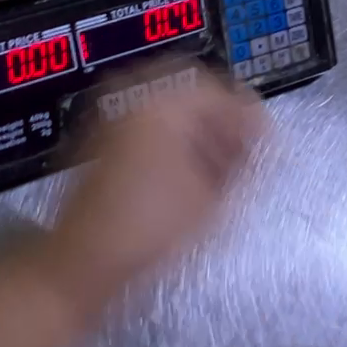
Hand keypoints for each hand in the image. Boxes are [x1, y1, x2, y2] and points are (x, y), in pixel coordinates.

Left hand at [41, 59, 268, 313]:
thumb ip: (243, 155)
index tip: (263, 138)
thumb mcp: (212, 193)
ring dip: (196, 125)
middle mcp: (138, 92)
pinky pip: (148, 117)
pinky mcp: (103, 131)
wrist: (83, 257)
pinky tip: (182, 165)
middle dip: (221, 118)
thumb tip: (258, 135)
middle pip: (195, 91)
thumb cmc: (147, 224)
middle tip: (240, 149)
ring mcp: (115, 110)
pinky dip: (171, 132)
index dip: (249, 115)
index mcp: (166, 97)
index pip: (223, 89)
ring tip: (213, 163)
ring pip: (171, 102)